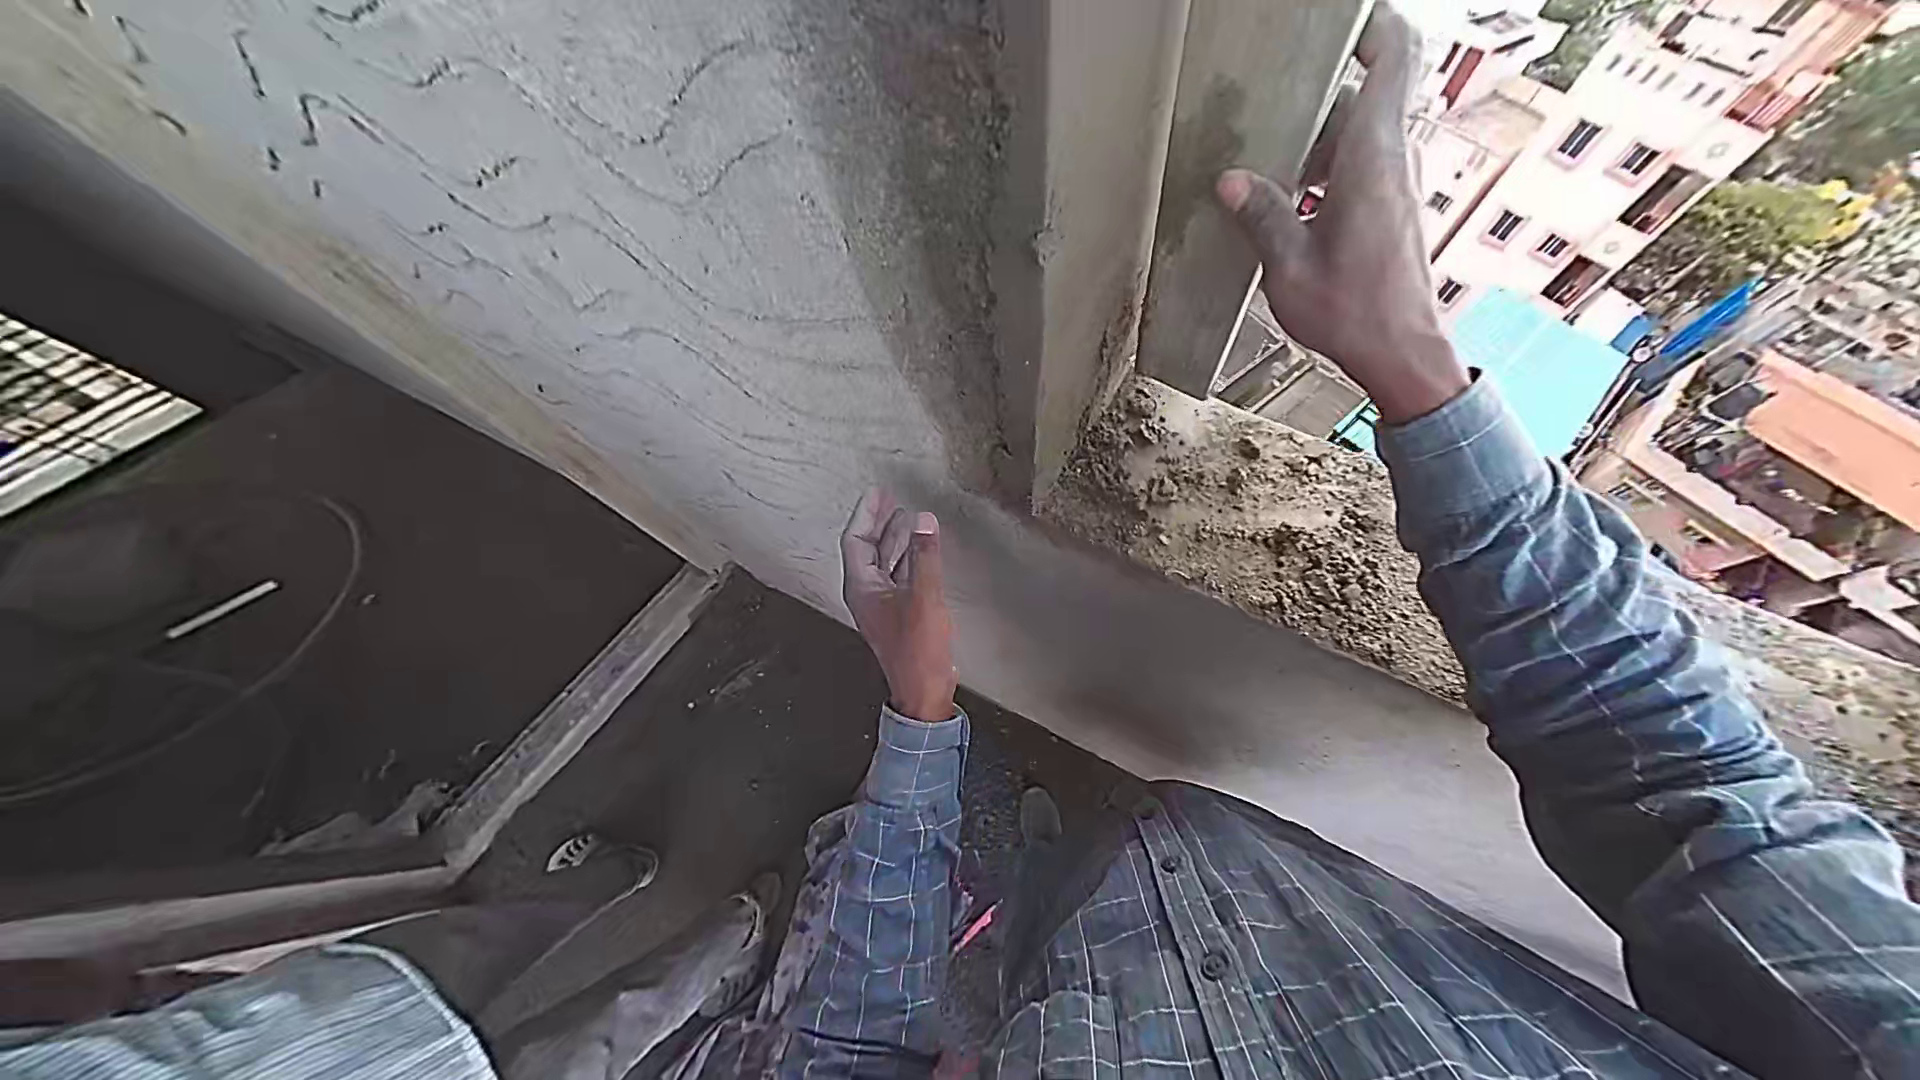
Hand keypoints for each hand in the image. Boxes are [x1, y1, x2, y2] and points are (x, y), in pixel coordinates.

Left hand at [840, 488, 956, 722]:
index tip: (877, 493)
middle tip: (891, 500)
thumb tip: (924, 520)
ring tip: (910, 519)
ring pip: (885, 562)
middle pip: (869, 549)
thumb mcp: (924, 597)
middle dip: (881, 523)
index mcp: (862, 588)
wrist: (924, 690)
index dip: (866, 514)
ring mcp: (883, 604)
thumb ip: (925, 556)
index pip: (856, 541)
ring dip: (896, 539)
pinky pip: (899, 576)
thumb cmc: (918, 650)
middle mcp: (867, 594)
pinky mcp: (900, 613)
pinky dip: (909, 559)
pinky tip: (922, 550)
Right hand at [1214, 3, 1468, 424]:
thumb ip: (1263, 216)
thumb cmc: (1351, 310)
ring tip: (1269, 174)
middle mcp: (1392, 165)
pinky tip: (1289, 210)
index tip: (1337, 24)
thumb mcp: (1289, 265)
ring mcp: (1395, 189)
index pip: (1393, 60)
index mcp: (1372, 161)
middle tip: (1268, 119)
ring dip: (1315, 148)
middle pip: (1363, 102)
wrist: (1398, 350)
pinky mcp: (1389, 214)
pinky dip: (1324, 177)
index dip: (1372, 27)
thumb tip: (1231, 182)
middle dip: (1316, 105)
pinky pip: (1358, 173)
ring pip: (1358, 141)